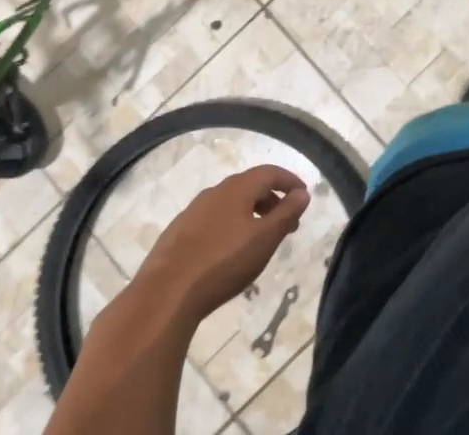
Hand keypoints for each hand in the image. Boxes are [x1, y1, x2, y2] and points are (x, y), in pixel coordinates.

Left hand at [131, 165, 310, 322]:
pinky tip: (229, 252)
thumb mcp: (265, 239)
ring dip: (251, 214)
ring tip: (260, 240)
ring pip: (230, 204)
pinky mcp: (177, 234)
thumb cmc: (223, 263)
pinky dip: (230, 226)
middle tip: (287, 223)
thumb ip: (287, 213)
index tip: (303, 197)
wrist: (164, 295)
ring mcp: (191, 213)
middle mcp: (213, 193)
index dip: (290, 181)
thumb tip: (302, 193)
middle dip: (272, 200)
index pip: (270, 172)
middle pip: (249, 186)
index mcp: (236, 189)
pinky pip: (213, 221)